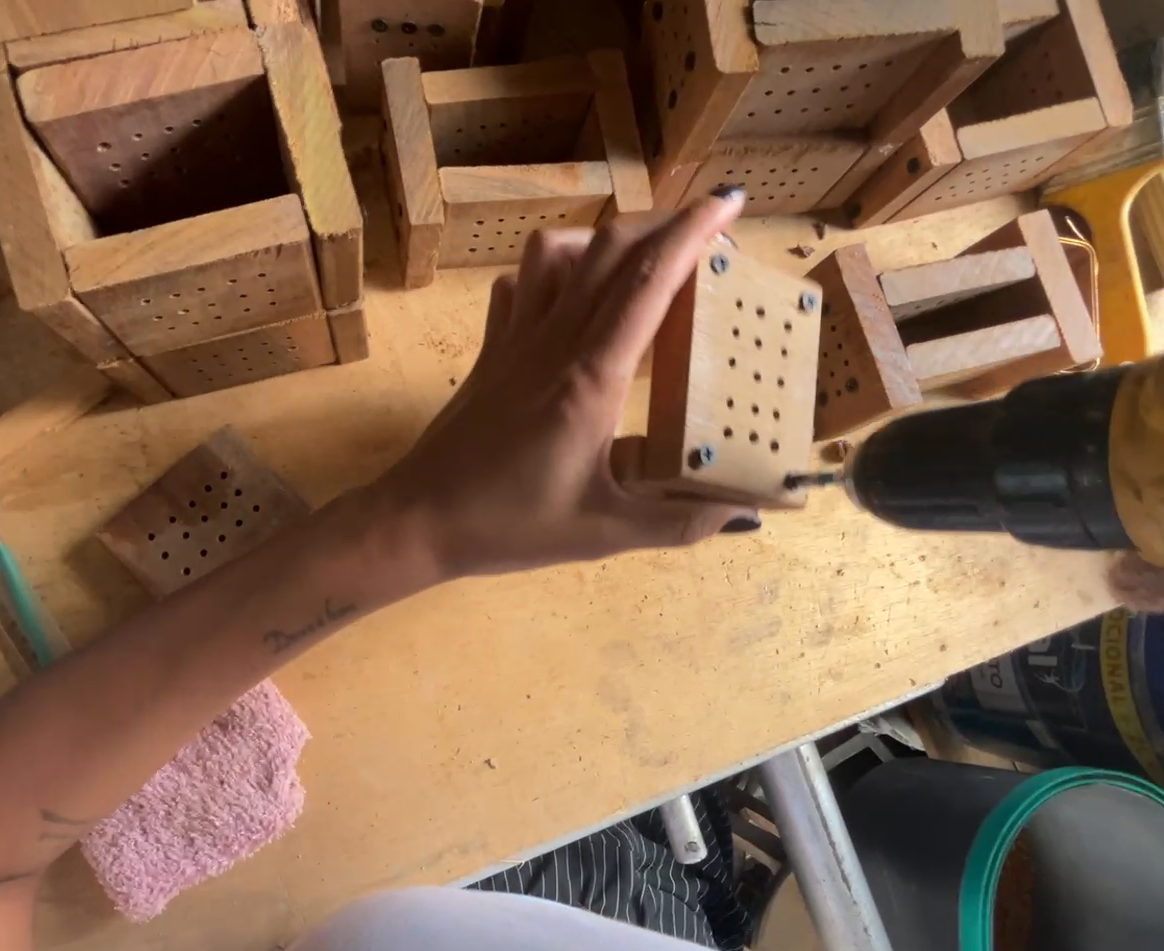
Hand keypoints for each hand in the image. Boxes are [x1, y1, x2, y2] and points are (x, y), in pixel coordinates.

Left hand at [376, 191, 760, 579]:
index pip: (648, 281)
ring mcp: (512, 340)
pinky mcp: (488, 351)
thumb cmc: (508, 527)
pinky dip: (550, 270)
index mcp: (590, 380)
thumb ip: (678, 524)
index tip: (729, 203)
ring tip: (638, 259)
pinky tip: (568, 294)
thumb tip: (745, 511)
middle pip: (609, 251)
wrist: (418, 520)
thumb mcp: (601, 534)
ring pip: (557, 252)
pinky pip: (518, 285)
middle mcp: (552, 343)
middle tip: (705, 237)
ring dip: (604, 240)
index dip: (692, 233)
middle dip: (663, 225)